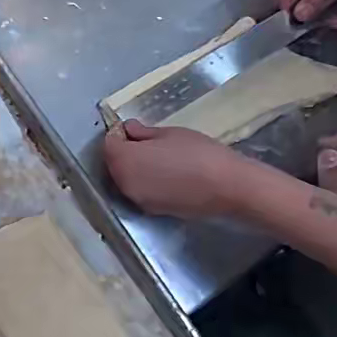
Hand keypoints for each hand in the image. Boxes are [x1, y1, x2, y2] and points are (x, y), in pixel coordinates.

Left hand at [105, 121, 257, 218]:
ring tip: (154, 156)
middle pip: (114, 162)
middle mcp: (123, 182)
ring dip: (132, 166)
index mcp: (124, 160)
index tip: (132, 127)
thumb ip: (143, 132)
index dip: (118, 133)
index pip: (109, 143)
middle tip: (143, 139)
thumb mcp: (168, 133)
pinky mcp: (151, 210)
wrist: (227, 187)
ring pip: (125, 177)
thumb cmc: (198, 153)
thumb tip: (128, 129)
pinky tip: (162, 173)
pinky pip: (139, 190)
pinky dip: (143, 180)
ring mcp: (136, 199)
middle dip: (123, 150)